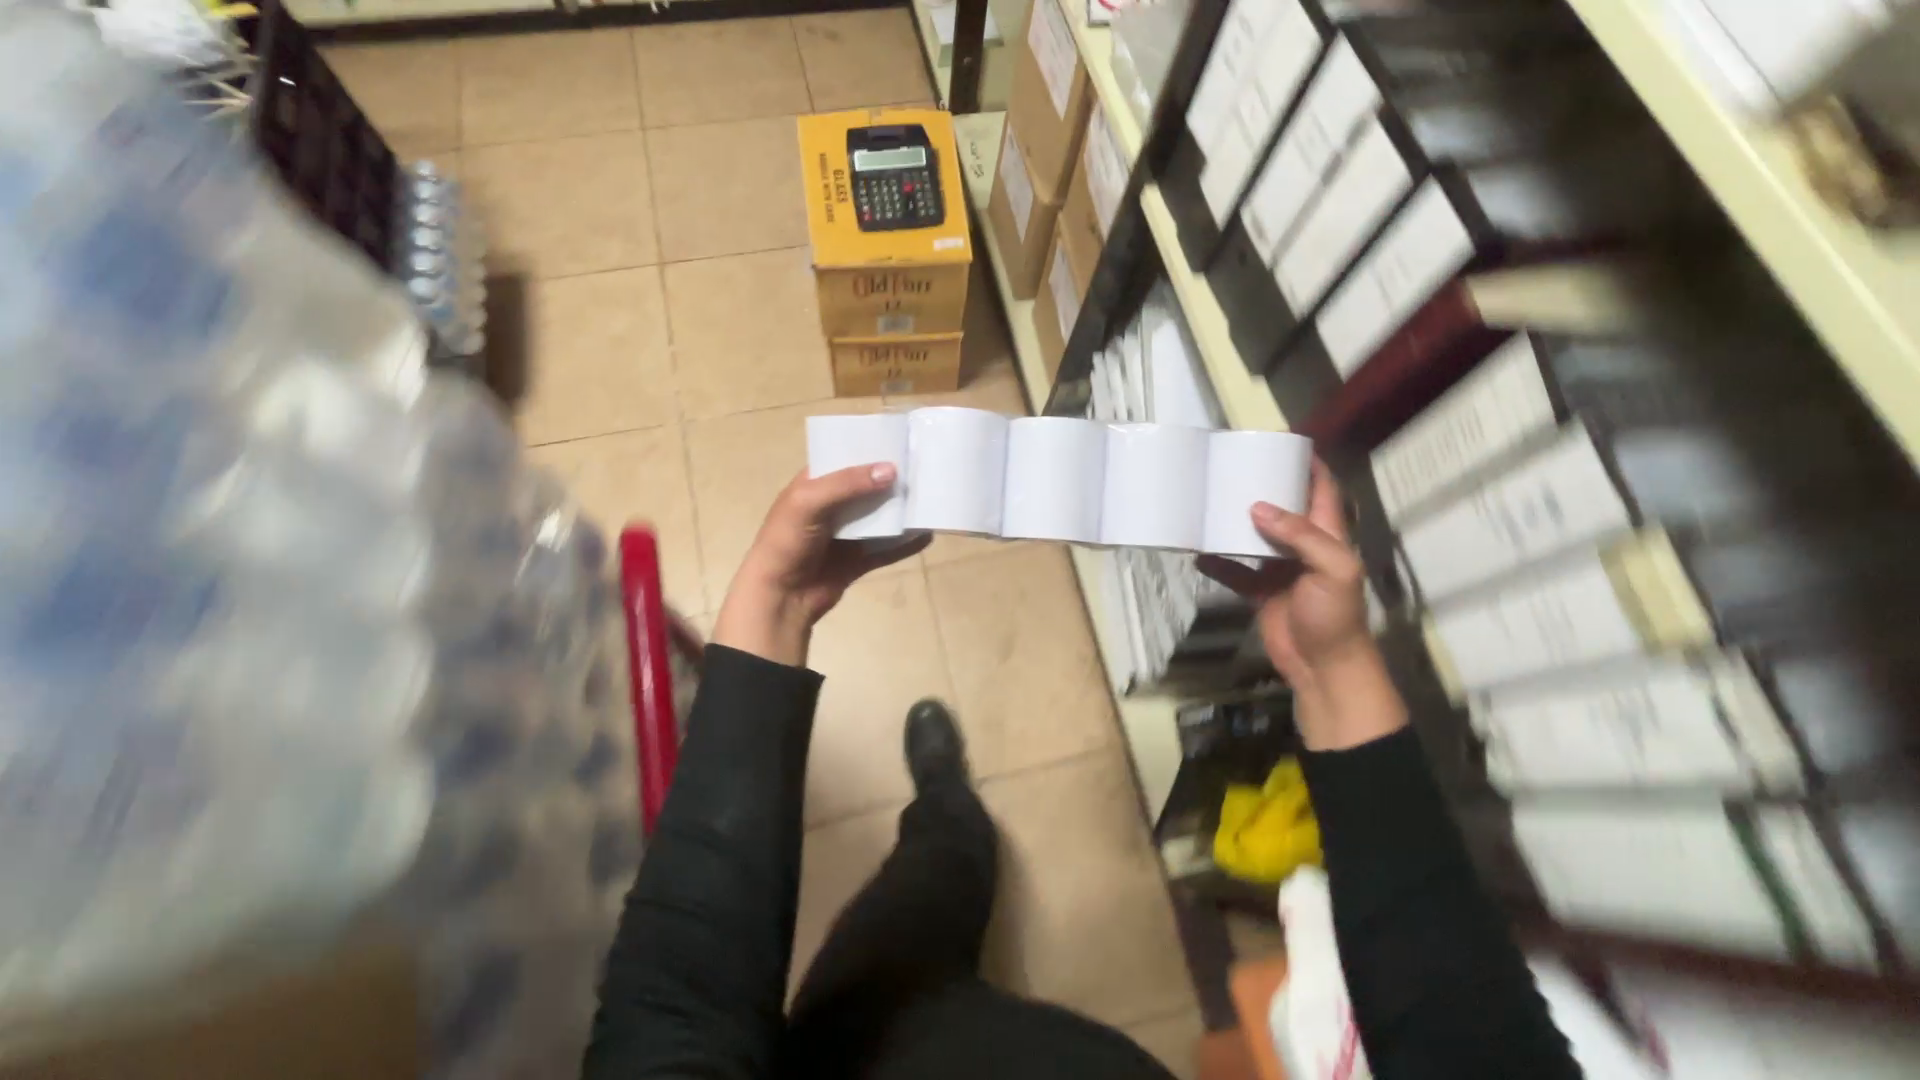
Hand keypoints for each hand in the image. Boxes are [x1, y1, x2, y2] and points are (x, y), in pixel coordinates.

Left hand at [712, 465, 930, 666]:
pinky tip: (926, 537)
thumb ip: (848, 484)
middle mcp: (830, 506)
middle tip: (925, 468)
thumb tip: (892, 470)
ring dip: (901, 511)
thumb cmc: (786, 542)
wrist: (781, 597)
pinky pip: (885, 548)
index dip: (870, 449)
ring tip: (931, 498)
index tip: (903, 440)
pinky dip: (904, 543)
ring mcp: (845, 534)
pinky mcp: (857, 559)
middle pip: (867, 487)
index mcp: (813, 484)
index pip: (844, 458)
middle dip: (893, 480)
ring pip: (879, 517)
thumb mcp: (809, 502)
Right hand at [1197, 460, 1405, 750]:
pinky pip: (1236, 572)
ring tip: (1210, 501)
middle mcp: (1304, 546)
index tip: (1283, 441)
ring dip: (1235, 522)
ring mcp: (1280, 570)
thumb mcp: (1331, 569)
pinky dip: (1218, 563)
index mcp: (1328, 535)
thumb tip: (1257, 507)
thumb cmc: (1334, 616)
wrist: (1323, 667)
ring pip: (1255, 537)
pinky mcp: (1261, 592)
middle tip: (1234, 466)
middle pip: (1284, 508)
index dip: (1309, 464)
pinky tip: (1197, 552)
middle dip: (1264, 486)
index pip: (1321, 489)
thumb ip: (1301, 536)